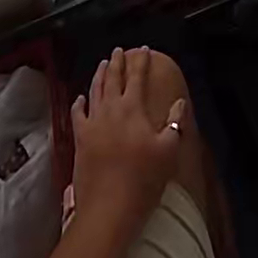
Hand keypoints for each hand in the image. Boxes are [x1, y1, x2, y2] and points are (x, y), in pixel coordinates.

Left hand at [70, 47, 183, 238]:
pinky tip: (80, 97)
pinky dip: (79, 103)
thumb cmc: (143, 179)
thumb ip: (175, 122)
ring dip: (99, 75)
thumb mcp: (169, 151)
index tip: (144, 49)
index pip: (137, 77)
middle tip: (119, 50)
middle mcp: (111, 109)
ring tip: (102, 64)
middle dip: (117, 62)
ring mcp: (92, 123)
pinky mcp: (80, 139)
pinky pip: (77, 114)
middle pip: (113, 78)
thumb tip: (180, 101)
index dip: (141, 61)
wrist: (108, 208)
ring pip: (95, 91)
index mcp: (133, 108)